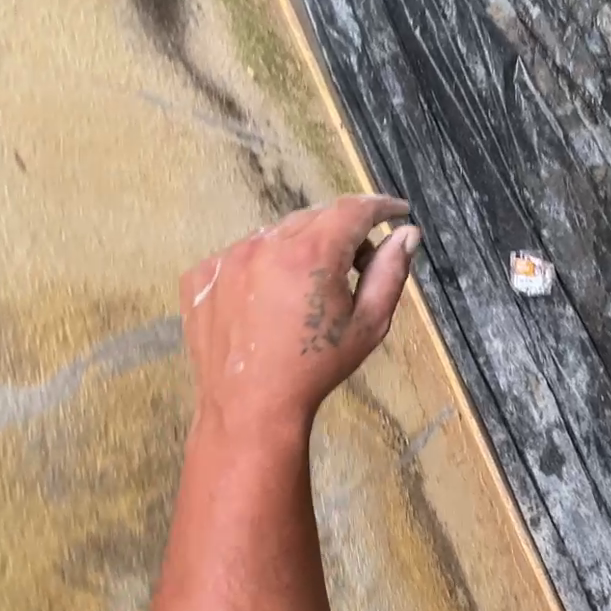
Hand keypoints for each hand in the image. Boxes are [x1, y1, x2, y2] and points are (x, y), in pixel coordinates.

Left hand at [179, 195, 420, 443]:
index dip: (381, 206)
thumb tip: (407, 234)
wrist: (250, 405)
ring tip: (315, 285)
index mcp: (311, 257)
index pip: (353, 209)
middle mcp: (265, 246)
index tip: (399, 211)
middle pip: (316, 216)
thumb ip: (391, 271)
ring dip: (306, 245)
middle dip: (346, 229)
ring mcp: (227, 258)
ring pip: (279, 232)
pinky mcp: (202, 275)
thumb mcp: (370, 322)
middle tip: (362, 262)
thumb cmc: (319, 366)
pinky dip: (270, 261)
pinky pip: (246, 252)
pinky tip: (277, 296)